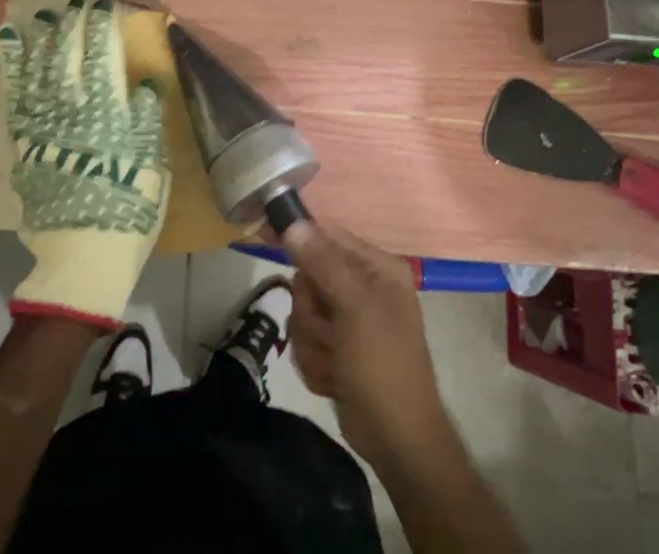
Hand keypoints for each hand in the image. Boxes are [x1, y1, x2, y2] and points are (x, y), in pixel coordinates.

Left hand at [0, 0, 167, 328]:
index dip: (101, 29)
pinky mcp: (24, 142)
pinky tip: (9, 46)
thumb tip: (142, 85)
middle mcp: (73, 110)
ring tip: (42, 19)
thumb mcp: (153, 165)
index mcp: (110, 113)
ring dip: (41, 41)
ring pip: (39, 71)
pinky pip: (15, 96)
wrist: (84, 252)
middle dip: (72, 28)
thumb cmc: (128, 209)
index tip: (103, 8)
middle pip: (69, 58)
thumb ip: (146, 122)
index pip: (103, 58)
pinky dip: (12, 68)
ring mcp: (44, 125)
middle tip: (73, 6)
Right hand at [284, 222, 455, 466]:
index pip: (326, 236)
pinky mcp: (336, 349)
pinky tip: (334, 379)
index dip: (296, 240)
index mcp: (377, 269)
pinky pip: (304, 341)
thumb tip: (294, 223)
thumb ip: (324, 264)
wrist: (396, 437)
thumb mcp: (356, 309)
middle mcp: (363, 288)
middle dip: (310, 312)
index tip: (262, 238)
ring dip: (312, 343)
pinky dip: (315, 362)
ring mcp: (348, 320)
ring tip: (336, 362)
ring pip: (301, 314)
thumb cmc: (383, 366)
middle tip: (330, 332)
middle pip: (307, 278)